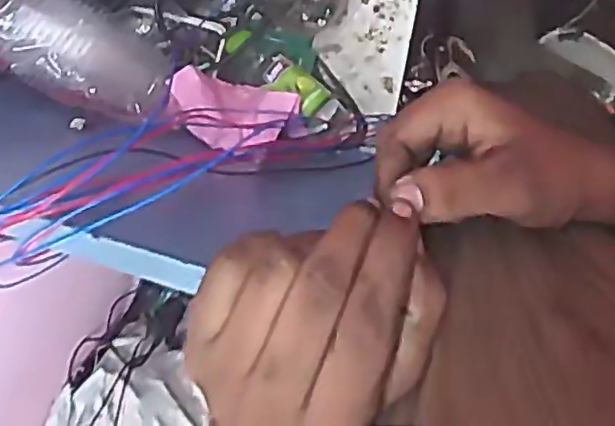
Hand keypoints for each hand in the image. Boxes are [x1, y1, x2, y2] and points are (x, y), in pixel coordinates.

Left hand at [186, 204, 444, 425]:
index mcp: (334, 418)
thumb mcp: (396, 376)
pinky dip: (263, 242)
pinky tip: (281, 254)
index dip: (389, 259)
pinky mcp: (196, 335)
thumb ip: (418, 312)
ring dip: (310, 239)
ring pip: (275, 270)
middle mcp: (271, 399)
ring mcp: (224, 365)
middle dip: (353, 234)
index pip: (366, 326)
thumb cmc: (341, 394)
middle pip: (317, 293)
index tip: (404, 214)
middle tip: (371, 209)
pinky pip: (232, 262)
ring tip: (327, 243)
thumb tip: (410, 243)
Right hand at [375, 79, 614, 228]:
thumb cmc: (554, 178)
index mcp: (452, 101)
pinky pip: (427, 155)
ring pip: (410, 149)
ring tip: (416, 221)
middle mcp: (448, 101)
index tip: (398, 222)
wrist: (594, 181)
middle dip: (396, 181)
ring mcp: (455, 117)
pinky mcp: (464, 135)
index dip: (389, 179)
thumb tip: (396, 198)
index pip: (394, 136)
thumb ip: (449, 189)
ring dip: (408, 183)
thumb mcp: (503, 187)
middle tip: (405, 225)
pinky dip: (422, 181)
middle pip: (398, 140)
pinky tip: (431, 207)